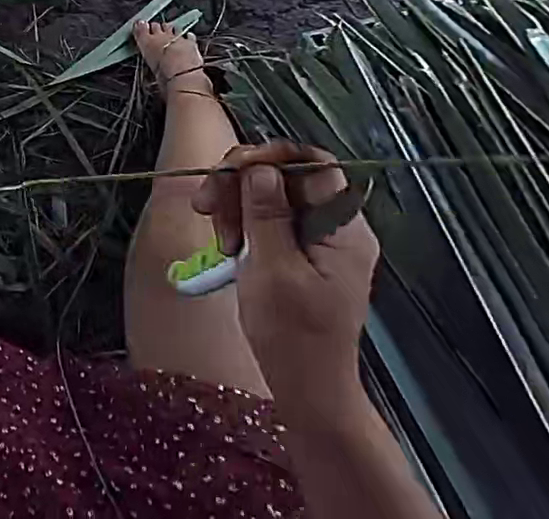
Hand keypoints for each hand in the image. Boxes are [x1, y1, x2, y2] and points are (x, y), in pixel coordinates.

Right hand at [193, 142, 378, 403]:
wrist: (307, 391)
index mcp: (342, 228)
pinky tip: (226, 244)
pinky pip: (265, 217)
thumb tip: (260, 167)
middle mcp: (334, 226)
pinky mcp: (297, 250)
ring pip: (267, 194)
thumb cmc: (293, 337)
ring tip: (219, 239)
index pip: (315, 166)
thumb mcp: (273, 271)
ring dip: (234, 205)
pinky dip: (239, 222)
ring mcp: (315, 238)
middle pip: (284, 176)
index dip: (273, 157)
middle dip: (240, 184)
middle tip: (205, 205)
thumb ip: (266, 214)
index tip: (232, 169)